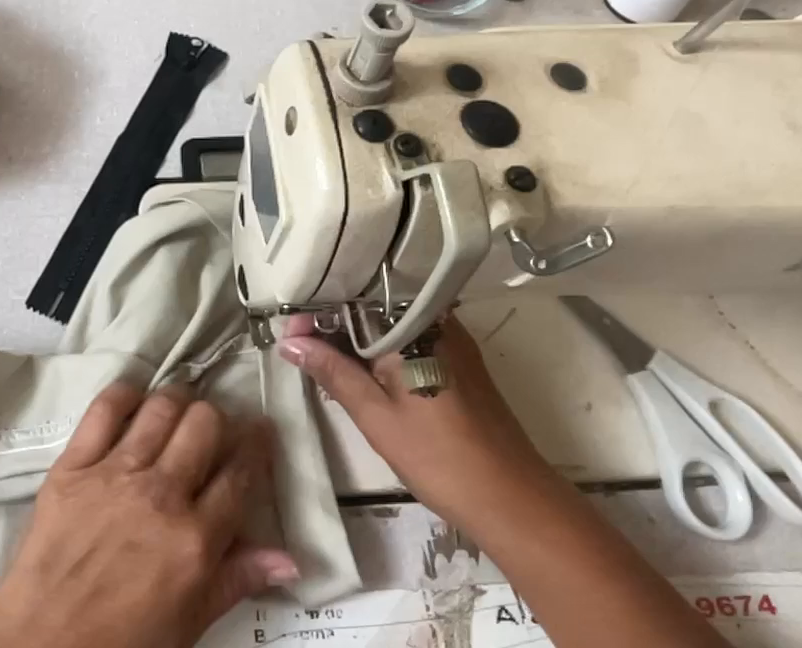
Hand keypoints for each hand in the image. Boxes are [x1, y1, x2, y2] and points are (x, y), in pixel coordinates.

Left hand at [0, 384, 298, 647]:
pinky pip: (103, 410)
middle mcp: (161, 495)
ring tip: (178, 410)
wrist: (45, 641)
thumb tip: (290, 559)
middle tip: (212, 428)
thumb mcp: (191, 620)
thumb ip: (238, 579)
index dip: (257, 443)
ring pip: (161, 408)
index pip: (241, 472)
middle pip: (204, 424)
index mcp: (196, 538)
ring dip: (177, 401)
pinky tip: (134, 399)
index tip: (260, 429)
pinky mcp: (72, 466)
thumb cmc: (124, 638)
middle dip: (217, 418)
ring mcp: (114, 475)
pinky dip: (124, 395)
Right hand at [276, 318, 549, 522]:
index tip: (287, 335)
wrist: (514, 502)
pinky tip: (358, 370)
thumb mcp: (375, 416)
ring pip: (390, 324)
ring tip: (318, 356)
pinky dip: (379, 349)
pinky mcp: (459, 362)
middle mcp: (437, 321)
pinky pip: (408, 340)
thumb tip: (290, 343)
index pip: (353, 300)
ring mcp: (451, 341)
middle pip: (372, 307)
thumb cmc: (439, 458)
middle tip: (296, 347)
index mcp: (416, 325)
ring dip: (354, 337)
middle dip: (331, 324)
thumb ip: (333, 372)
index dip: (315, 313)